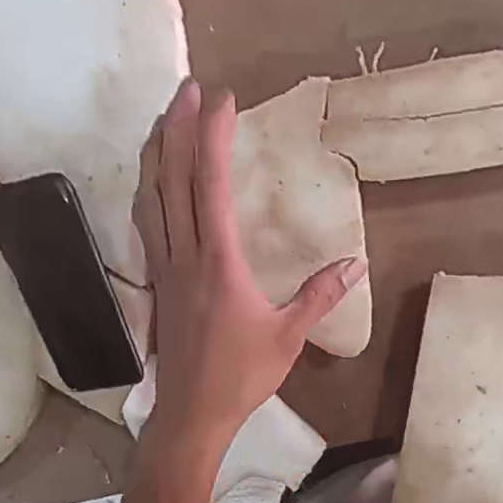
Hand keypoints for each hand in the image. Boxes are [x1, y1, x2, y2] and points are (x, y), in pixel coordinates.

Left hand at [132, 79, 365, 450]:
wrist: (191, 413)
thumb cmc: (240, 377)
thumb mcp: (288, 337)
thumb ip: (319, 296)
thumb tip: (355, 264)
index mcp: (219, 262)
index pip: (210, 184)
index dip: (212, 136)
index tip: (221, 98)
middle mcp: (185, 258)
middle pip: (172, 180)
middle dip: (176, 128)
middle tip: (185, 89)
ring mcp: (166, 272)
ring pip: (150, 202)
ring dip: (154, 157)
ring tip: (161, 123)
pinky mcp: (159, 288)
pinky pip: (147, 230)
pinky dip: (147, 197)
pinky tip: (151, 189)